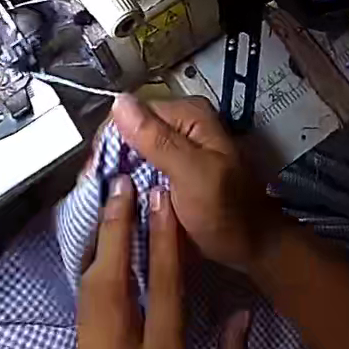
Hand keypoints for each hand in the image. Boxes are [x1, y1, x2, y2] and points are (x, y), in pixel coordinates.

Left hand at [73, 177, 249, 348]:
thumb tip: (242, 316)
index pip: (166, 289)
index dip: (165, 238)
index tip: (162, 198)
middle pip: (113, 282)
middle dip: (118, 229)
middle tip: (123, 185)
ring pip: (89, 299)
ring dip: (101, 251)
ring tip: (110, 213)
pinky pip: (83, 326)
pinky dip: (92, 288)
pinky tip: (100, 272)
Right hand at [111, 96, 287, 272]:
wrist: (253, 246)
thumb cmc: (226, 212)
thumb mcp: (191, 174)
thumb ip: (156, 139)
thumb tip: (118, 102)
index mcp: (188, 114)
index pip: (131, 113)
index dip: (110, 141)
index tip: (96, 173)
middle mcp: (181, 123)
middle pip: (130, 131)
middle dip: (111, 158)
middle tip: (95, 191)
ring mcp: (177, 146)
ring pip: (132, 151)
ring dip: (116, 172)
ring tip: (100, 198)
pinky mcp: (173, 169)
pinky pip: (141, 168)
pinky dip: (128, 182)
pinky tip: (118, 199)